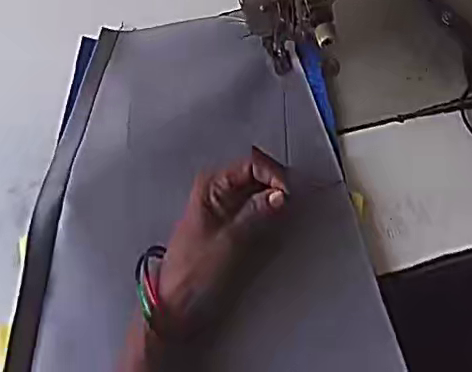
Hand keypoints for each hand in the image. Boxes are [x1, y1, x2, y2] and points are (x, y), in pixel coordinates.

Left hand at [155, 147, 289, 337]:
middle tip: (295, 199)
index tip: (289, 191)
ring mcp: (227, 207)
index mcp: (212, 184)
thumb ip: (256, 213)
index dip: (273, 174)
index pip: (251, 164)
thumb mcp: (228, 241)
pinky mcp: (233, 224)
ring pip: (260, 191)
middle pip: (258, 175)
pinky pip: (258, 209)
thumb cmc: (192, 273)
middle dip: (278, 185)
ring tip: (292, 210)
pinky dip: (272, 212)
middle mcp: (219, 189)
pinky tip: (280, 221)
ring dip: (276, 198)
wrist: (176, 307)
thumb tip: (281, 194)